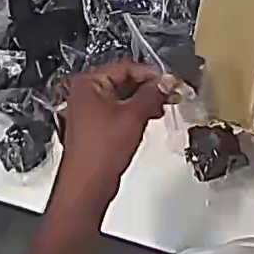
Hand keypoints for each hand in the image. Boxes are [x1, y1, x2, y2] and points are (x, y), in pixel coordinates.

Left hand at [50, 60, 175, 220]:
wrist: (87, 185)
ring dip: (143, 100)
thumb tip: (164, 82)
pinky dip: (135, 112)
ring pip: (122, 96)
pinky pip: (118, 110)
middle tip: (169, 92)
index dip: (150, 73)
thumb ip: (151, 94)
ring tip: (162, 105)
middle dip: (148, 87)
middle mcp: (85, 93)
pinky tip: (149, 117)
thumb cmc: (98, 153)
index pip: (125, 67)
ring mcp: (89, 110)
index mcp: (88, 83)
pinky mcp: (95, 126)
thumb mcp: (133, 116)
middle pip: (123, 80)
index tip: (168, 81)